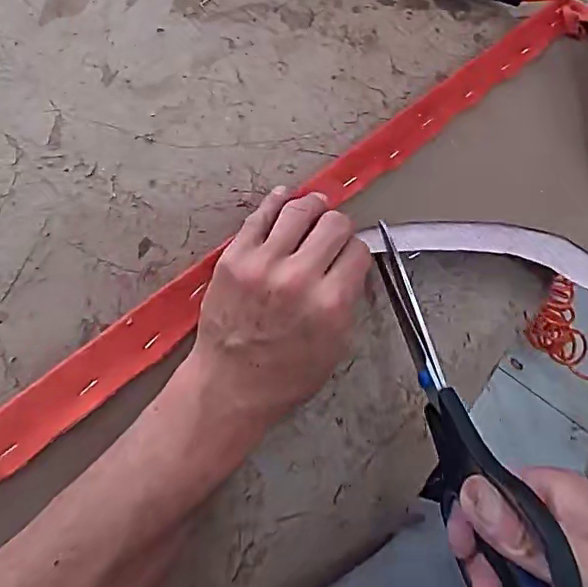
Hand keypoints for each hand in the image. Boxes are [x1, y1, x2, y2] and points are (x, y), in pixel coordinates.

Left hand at [186, 187, 370, 429]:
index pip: (358, 249)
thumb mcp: (338, 342)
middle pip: (335, 223)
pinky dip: (277, 202)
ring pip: (300, 209)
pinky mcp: (234, 259)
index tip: (349, 254)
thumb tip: (352, 260)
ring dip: (313, 206)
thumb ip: (350, 296)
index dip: (357, 250)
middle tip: (333, 235)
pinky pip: (260, 216)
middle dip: (339, 226)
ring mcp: (263, 265)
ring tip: (315, 208)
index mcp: (330, 302)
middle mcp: (298, 278)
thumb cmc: (286, 373)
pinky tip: (286, 198)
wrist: (229, 388)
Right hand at [446, 468, 587, 586]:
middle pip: (499, 526)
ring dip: (494, 579)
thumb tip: (477, 492)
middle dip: (484, 555)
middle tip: (480, 579)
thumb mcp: (578, 557)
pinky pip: (523, 580)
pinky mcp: (562, 578)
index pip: (502, 483)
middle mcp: (560, 519)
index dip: (476, 508)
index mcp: (565, 496)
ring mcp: (560, 554)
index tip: (461, 537)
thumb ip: (529, 531)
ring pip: (507, 559)